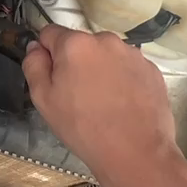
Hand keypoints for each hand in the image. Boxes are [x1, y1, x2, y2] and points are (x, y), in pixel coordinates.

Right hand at [23, 25, 184, 186]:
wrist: (136, 152)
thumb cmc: (83, 126)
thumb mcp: (43, 99)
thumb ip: (33, 65)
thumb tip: (36, 48)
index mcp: (75, 44)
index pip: (49, 33)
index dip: (46, 54)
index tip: (53, 78)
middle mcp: (106, 40)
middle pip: (80, 44)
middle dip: (74, 62)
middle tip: (76, 94)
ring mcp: (133, 54)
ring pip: (104, 55)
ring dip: (99, 69)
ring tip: (102, 102)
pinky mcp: (152, 70)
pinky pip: (127, 67)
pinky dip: (121, 79)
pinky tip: (121, 104)